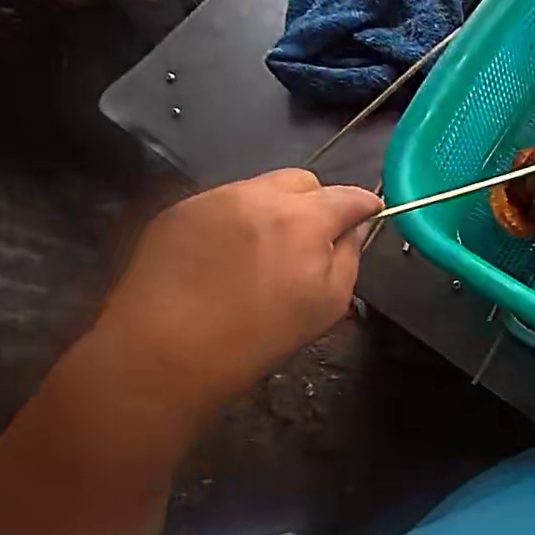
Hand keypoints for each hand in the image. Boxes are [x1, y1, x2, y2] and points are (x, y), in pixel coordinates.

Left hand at [86, 169, 381, 418]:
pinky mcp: (178, 211)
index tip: (370, 215)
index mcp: (303, 219)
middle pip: (304, 180)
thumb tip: (354, 228)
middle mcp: (258, 195)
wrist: (164, 354)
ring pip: (261, 188)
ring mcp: (213, 199)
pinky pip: (225, 203)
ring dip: (277, 210)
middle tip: (312, 239)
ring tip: (265, 252)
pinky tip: (227, 258)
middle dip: (318, 203)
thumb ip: (349, 256)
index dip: (365, 205)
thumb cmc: (260, 336)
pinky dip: (239, 221)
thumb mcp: (328, 304)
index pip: (349, 195)